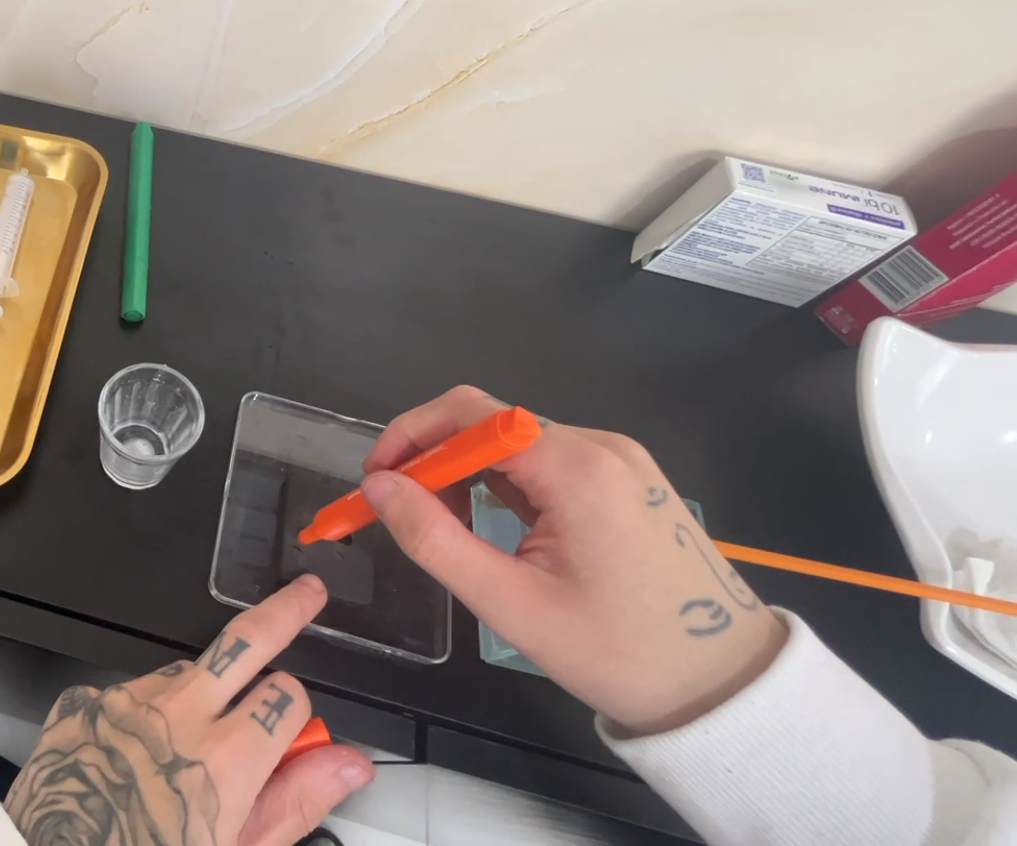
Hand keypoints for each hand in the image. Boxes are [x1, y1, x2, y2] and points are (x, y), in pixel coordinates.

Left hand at [3, 575, 373, 845]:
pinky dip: (152, 709)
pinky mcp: (90, 698)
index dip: (296, 712)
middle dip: (284, 610)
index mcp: (224, 762)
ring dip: (205, 689)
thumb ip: (295, 801)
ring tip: (191, 742)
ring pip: (189, 668)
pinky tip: (143, 750)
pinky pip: (138, 688)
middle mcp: (178, 713)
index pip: (288, 695)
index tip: (291, 728)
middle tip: (306, 593)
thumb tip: (348, 763)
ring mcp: (129, 698)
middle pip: (246, 638)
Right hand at [361, 386, 787, 735]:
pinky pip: (541, 458)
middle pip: (486, 420)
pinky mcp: (624, 479)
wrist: (732, 693)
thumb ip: (431, 537)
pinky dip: (499, 479)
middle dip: (430, 455)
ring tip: (444, 523)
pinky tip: (491, 520)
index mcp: (575, 467)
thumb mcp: (508, 603)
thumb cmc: (617, 652)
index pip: (467, 414)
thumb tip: (376, 486)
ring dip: (462, 469)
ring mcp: (618, 460)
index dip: (409, 437)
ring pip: (510, 439)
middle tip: (400, 507)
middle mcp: (599, 446)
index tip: (375, 482)